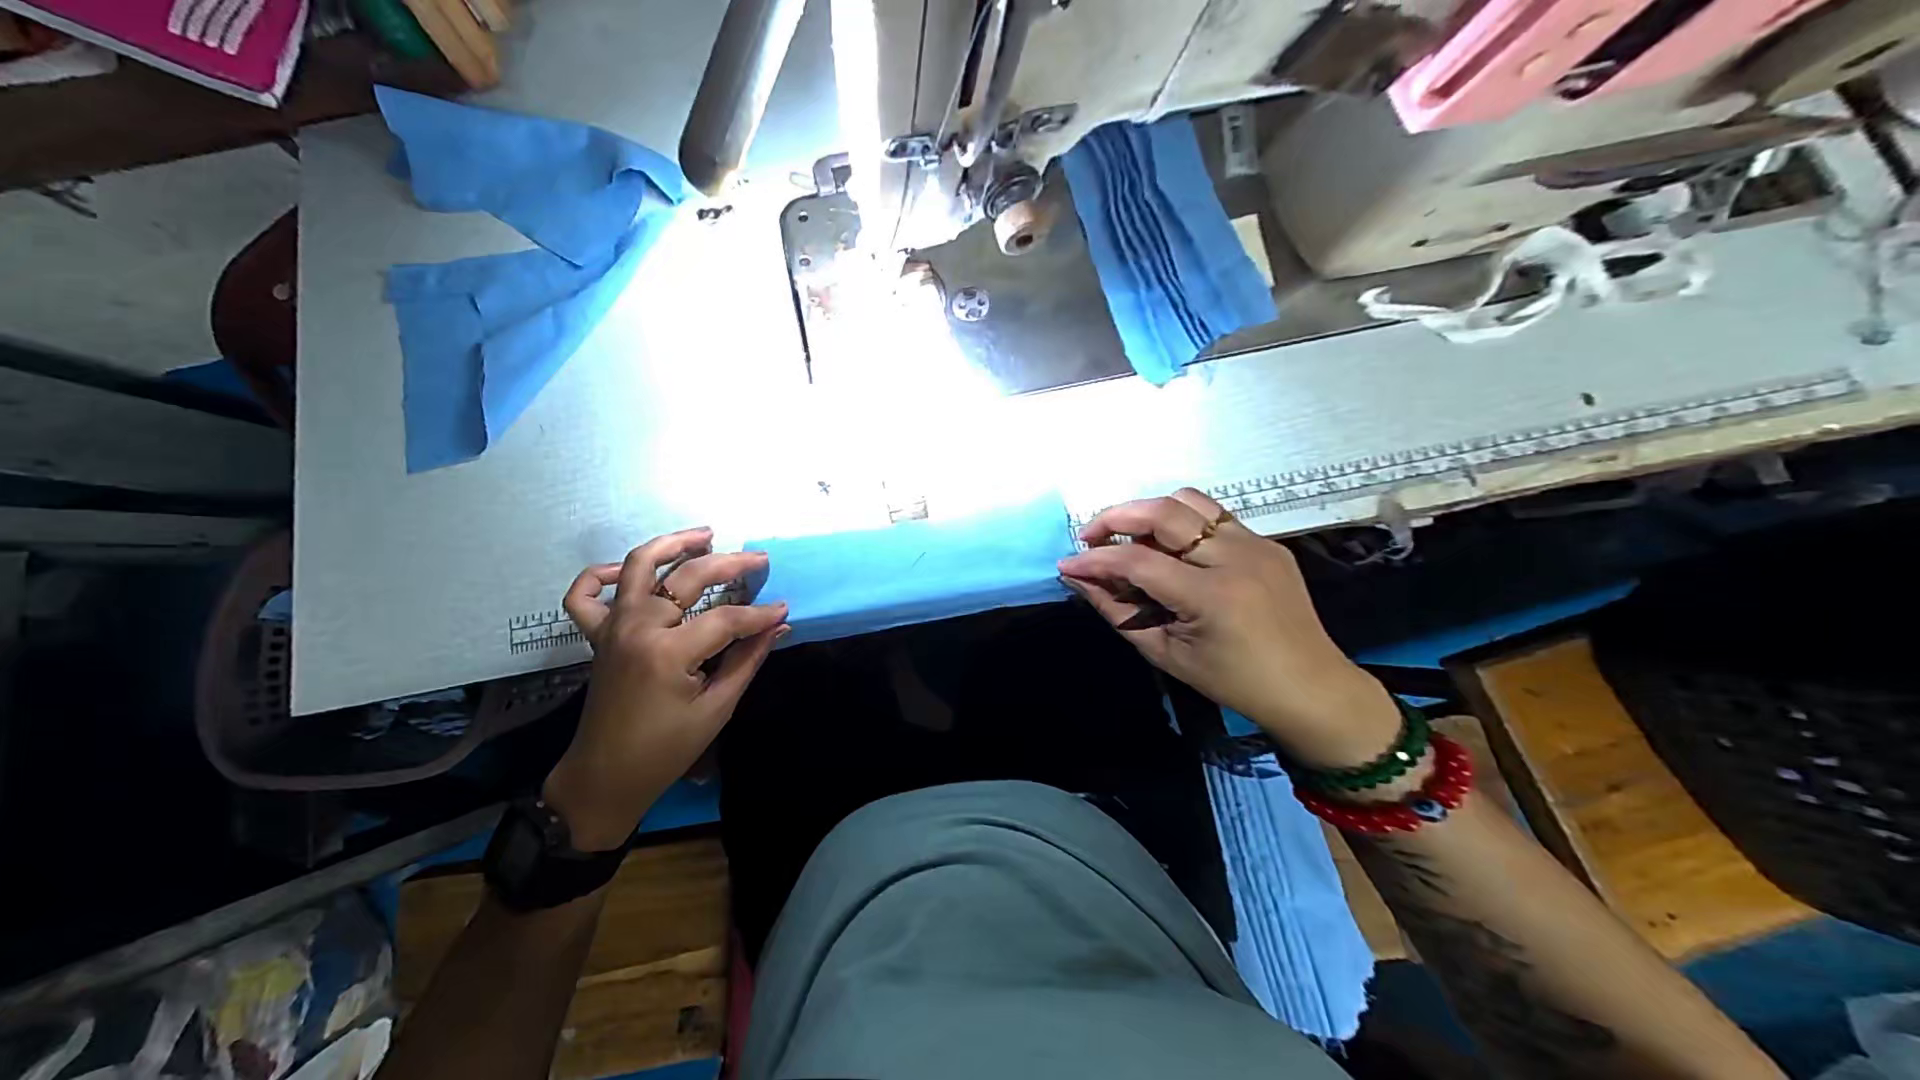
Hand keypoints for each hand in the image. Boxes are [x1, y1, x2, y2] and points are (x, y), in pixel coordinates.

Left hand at [543, 527, 789, 849]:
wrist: (605, 777)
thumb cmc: (666, 750)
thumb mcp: (717, 708)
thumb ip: (747, 660)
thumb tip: (777, 626)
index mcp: (668, 652)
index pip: (726, 618)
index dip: (760, 614)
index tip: (784, 610)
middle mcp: (637, 628)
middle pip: (688, 577)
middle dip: (730, 564)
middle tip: (760, 559)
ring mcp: (612, 627)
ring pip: (637, 565)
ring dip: (672, 544)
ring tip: (704, 535)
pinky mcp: (597, 635)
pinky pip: (584, 594)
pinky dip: (600, 574)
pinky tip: (626, 571)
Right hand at [1057, 488, 1398, 769]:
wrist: (1310, 687)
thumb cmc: (1234, 683)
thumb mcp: (1166, 654)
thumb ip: (1118, 612)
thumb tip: (1080, 579)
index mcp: (1211, 596)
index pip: (1138, 560)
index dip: (1095, 559)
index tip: (1068, 563)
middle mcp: (1235, 558)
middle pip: (1163, 511)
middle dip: (1116, 515)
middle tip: (1090, 536)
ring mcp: (1256, 544)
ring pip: (1189, 500)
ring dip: (1150, 512)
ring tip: (1130, 537)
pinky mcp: (1267, 542)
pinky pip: (1214, 516)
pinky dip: (1181, 523)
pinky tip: (1169, 548)